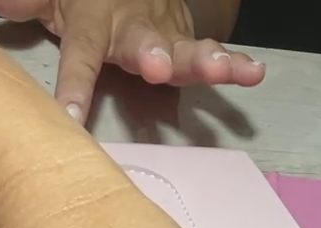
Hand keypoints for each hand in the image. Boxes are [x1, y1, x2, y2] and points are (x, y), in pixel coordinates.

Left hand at [0, 0, 263, 121]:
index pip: (79, 54)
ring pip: (184, 46)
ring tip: (223, 70)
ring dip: (203, 59)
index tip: (68, 116)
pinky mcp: (182, 42)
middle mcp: (131, 24)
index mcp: (91, 18)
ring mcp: (162, 32)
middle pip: (143, 41)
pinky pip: (208, 51)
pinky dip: (233, 62)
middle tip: (156, 67)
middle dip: (152, 54)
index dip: (74, 85)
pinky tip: (252, 73)